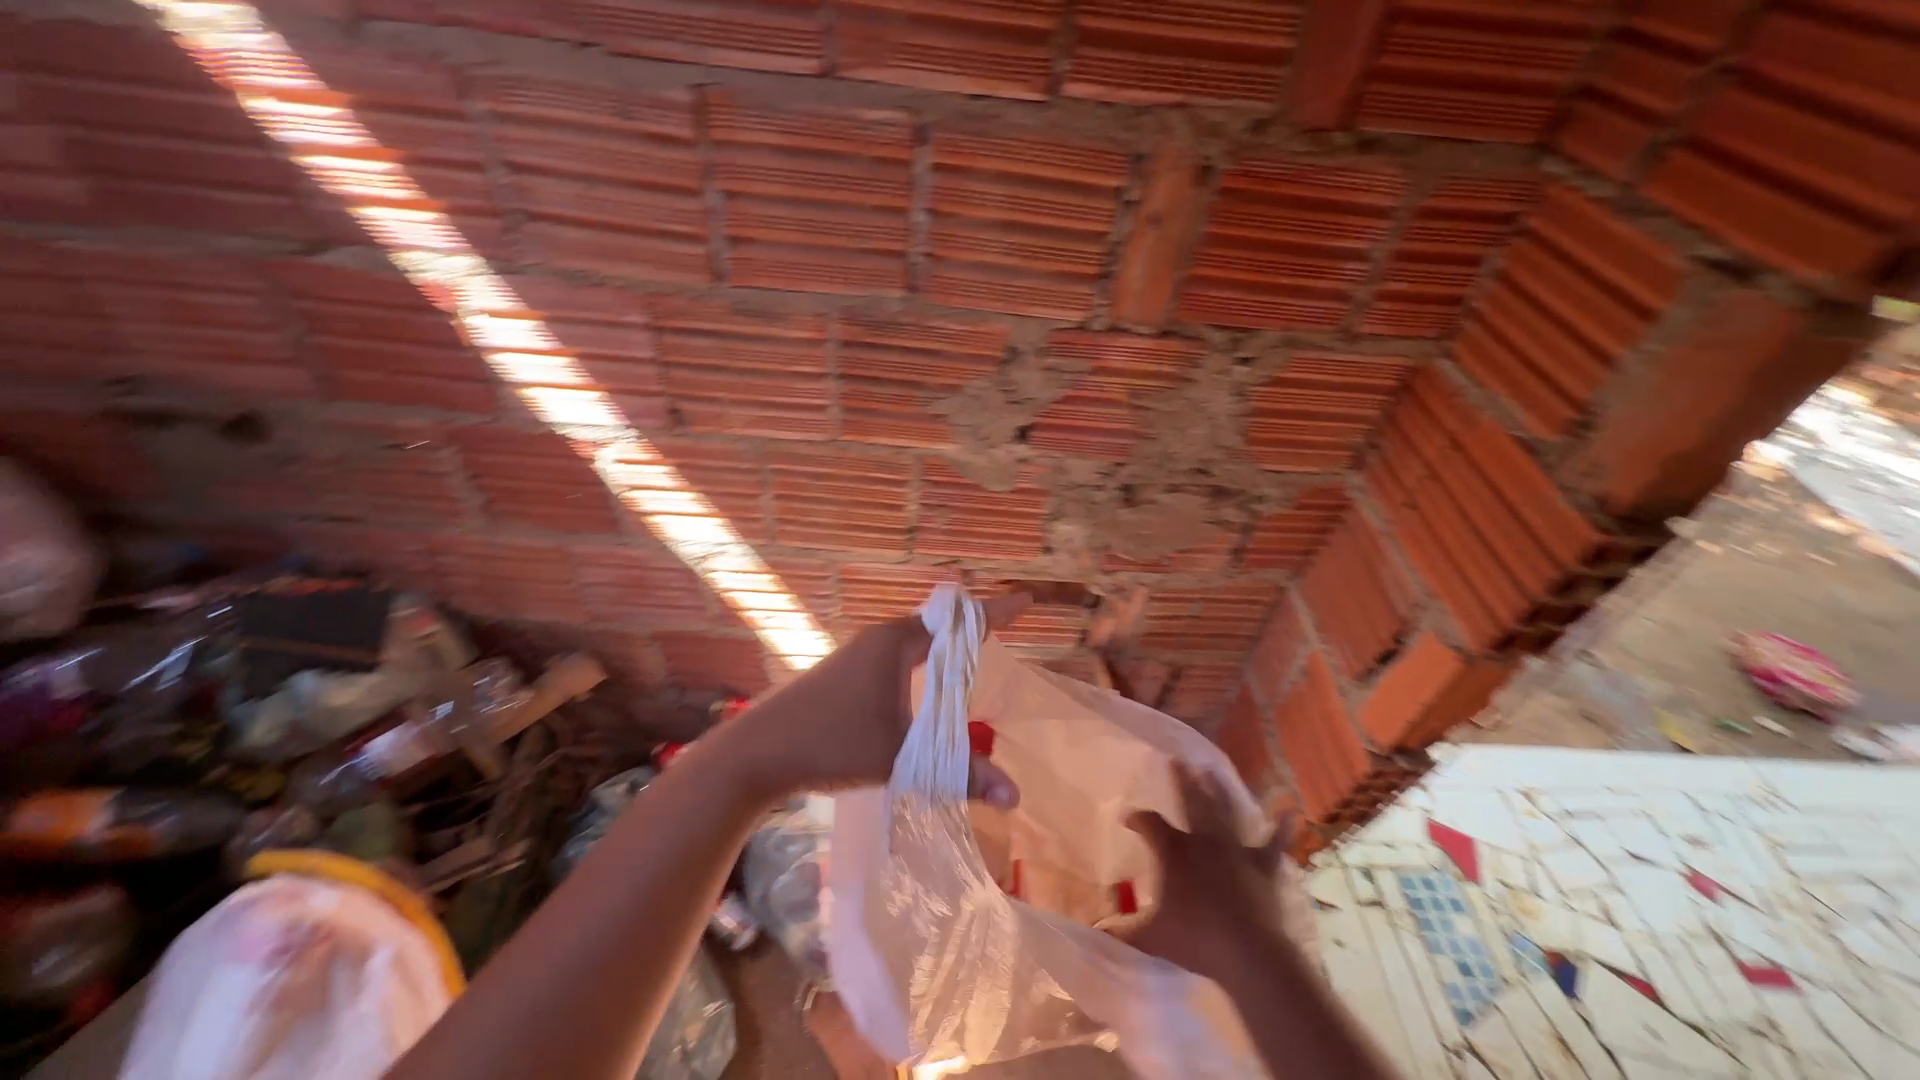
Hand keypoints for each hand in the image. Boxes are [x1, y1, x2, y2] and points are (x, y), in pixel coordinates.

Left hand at [729, 591, 1031, 804]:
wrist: (756, 752)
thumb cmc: (832, 743)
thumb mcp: (901, 759)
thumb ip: (961, 775)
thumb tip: (1016, 796)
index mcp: (896, 644)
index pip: (959, 622)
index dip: (995, 612)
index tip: (1026, 600)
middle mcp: (877, 641)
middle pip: (936, 628)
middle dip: (970, 631)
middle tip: (1002, 632)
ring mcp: (855, 657)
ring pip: (911, 645)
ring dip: (941, 651)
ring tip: (970, 662)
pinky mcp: (841, 677)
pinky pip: (894, 661)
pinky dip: (919, 668)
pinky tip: (921, 693)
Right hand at [1124, 763, 1294, 981]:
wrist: (1248, 953)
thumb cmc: (1196, 938)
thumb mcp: (1150, 937)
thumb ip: (1122, 931)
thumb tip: (1095, 931)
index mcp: (1174, 851)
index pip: (1149, 824)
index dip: (1137, 819)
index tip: (1128, 819)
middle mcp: (1204, 841)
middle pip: (1191, 803)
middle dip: (1182, 781)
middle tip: (1177, 761)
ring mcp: (1236, 850)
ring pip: (1226, 812)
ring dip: (1219, 791)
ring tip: (1212, 771)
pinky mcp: (1264, 866)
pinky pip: (1274, 843)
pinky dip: (1282, 828)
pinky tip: (1290, 810)